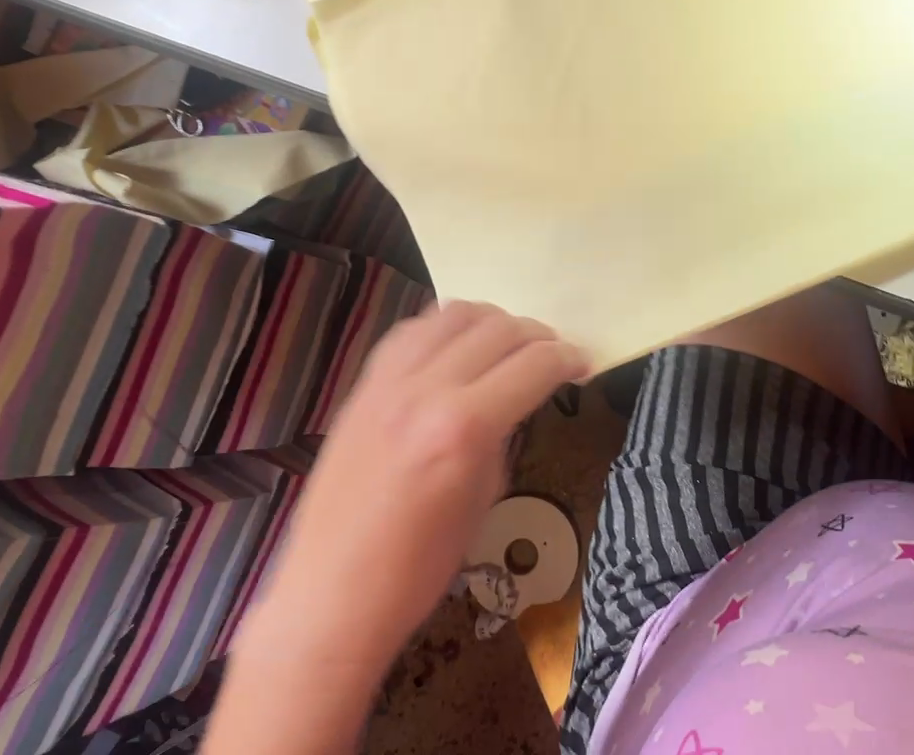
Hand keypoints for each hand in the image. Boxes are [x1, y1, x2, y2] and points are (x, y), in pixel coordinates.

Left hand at [257, 302, 587, 652]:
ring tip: (507, 342)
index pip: (534, 365)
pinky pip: (410, 333)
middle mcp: (425, 391)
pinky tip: (456, 348)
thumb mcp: (483, 499)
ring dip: (492, 321)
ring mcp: (386, 384)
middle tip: (554, 354)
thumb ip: (501, 436)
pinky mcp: (361, 389)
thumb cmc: (419, 569)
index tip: (583, 363)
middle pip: (499, 330)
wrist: (330, 598)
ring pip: (452, 315)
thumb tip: (515, 402)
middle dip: (538, 336)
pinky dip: (444, 328)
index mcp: (464, 428)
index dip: (568, 358)